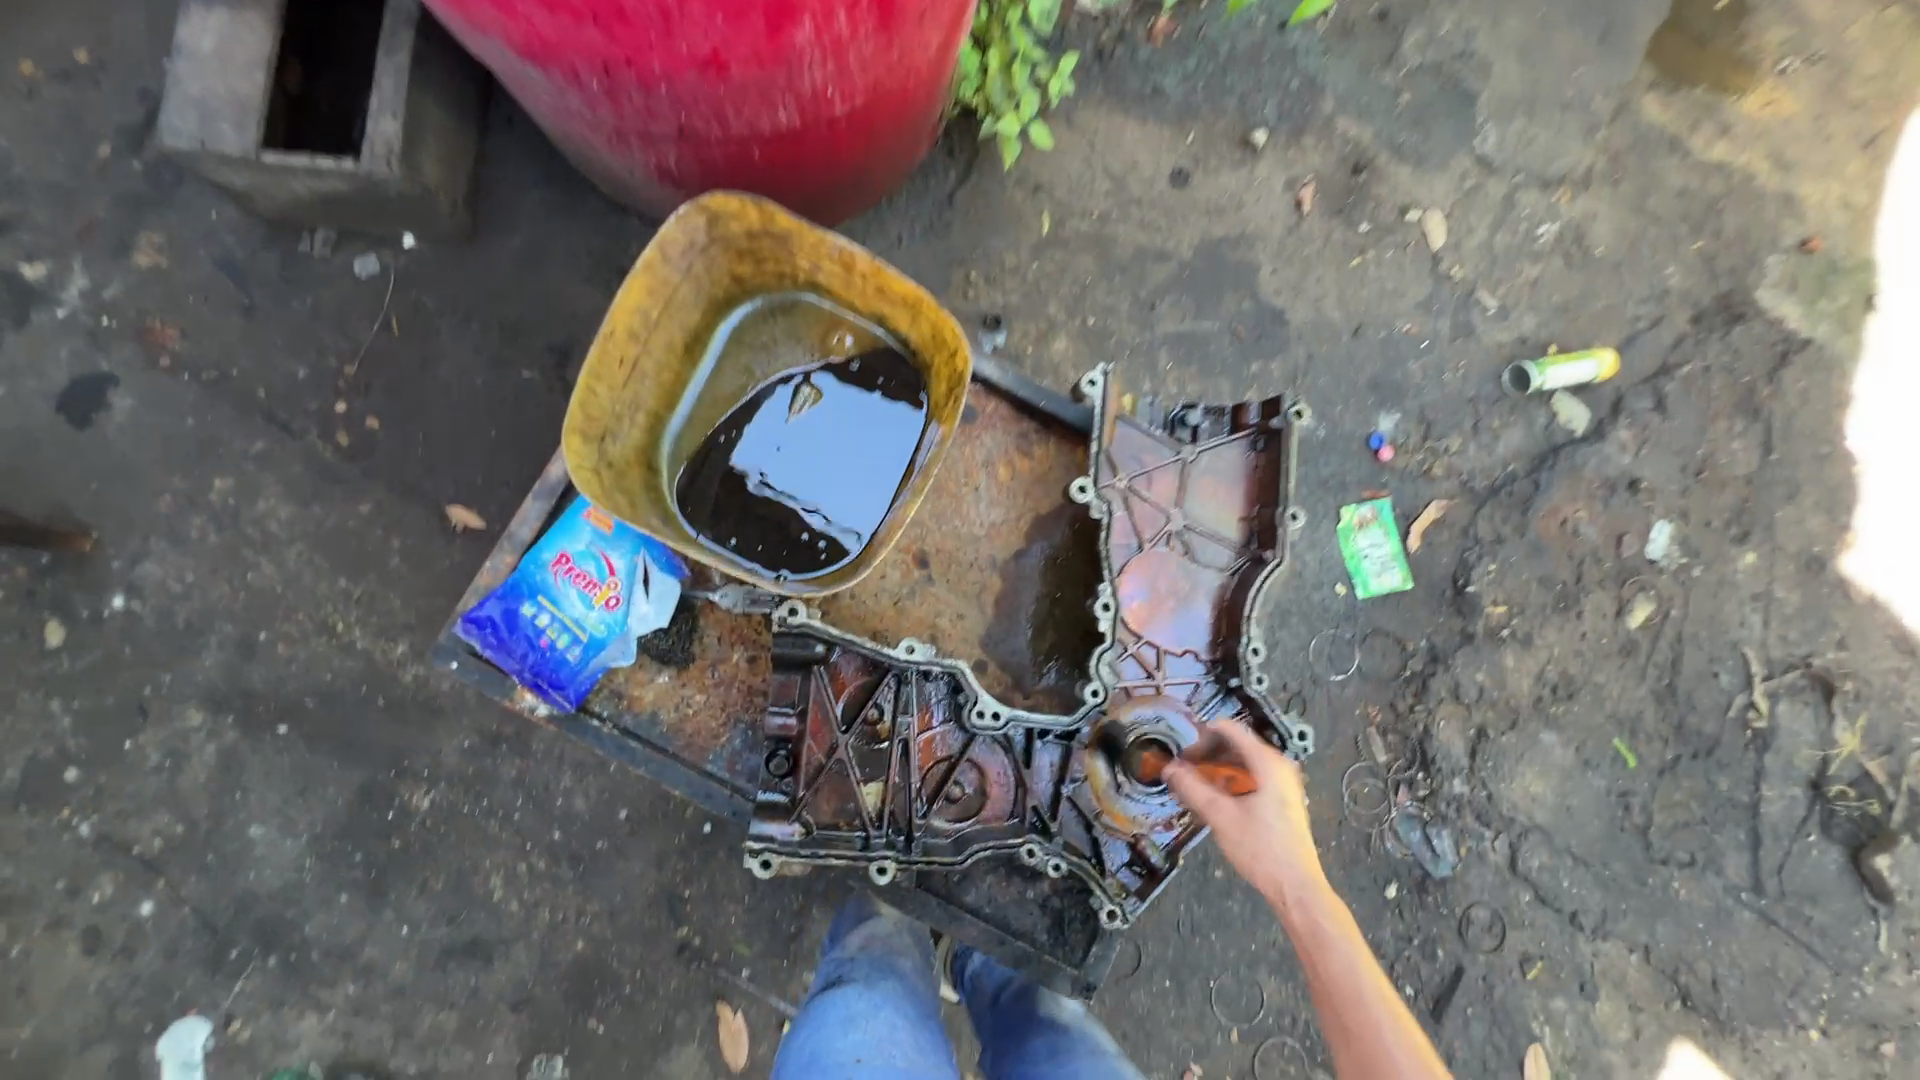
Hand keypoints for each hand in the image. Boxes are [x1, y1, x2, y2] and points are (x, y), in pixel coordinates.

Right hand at [1164, 720, 1324, 905]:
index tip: (1181, 752)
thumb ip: (1192, 788)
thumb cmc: (1261, 849)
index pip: (1228, 728)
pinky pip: (1250, 777)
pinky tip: (1214, 799)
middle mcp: (1278, 765)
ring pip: (1241, 762)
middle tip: (1183, 771)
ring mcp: (1282, 781)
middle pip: (1235, 744)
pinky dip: (1229, 781)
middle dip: (1206, 754)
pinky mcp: (1281, 797)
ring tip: (1193, 787)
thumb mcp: (1220, 816)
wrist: (1296, 887)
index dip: (1200, 735)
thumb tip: (1168, 768)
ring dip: (1216, 769)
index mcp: (1267, 762)